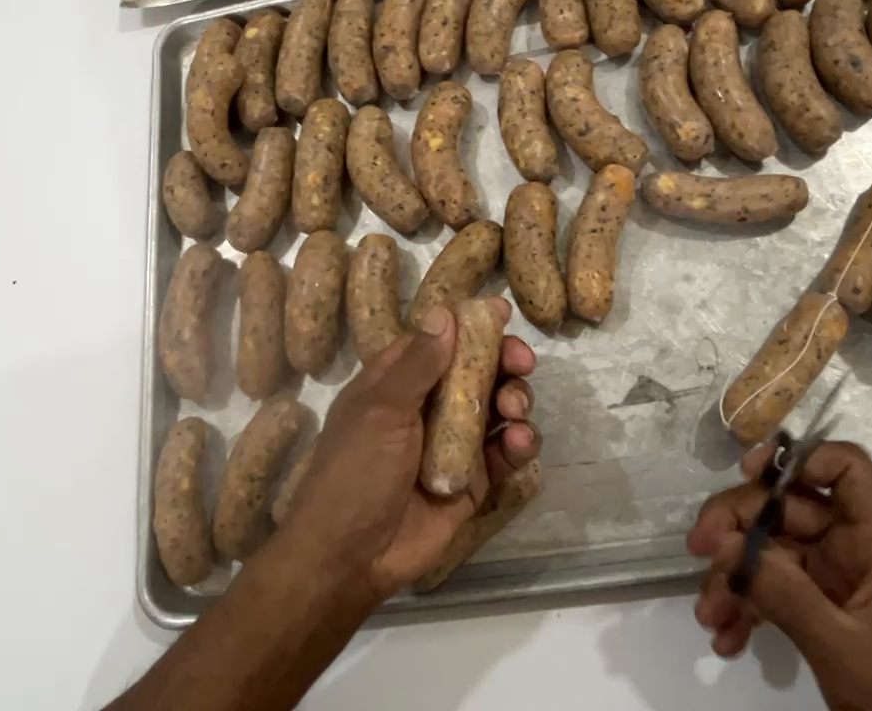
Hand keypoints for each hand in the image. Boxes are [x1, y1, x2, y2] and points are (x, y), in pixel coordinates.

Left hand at [277, 299, 539, 600]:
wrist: (349, 557)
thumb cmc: (356, 471)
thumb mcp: (381, 410)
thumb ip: (418, 364)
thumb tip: (444, 313)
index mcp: (396, 383)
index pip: (438, 342)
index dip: (469, 326)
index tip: (503, 314)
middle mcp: (426, 407)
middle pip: (475, 371)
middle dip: (503, 362)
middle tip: (522, 362)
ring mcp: (452, 444)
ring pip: (496, 409)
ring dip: (514, 399)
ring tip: (514, 409)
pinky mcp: (472, 480)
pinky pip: (503, 454)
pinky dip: (518, 444)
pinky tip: (520, 442)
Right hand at [686, 442, 871, 710]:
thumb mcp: (844, 647)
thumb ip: (783, 592)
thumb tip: (724, 545)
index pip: (847, 469)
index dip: (798, 458)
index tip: (747, 473)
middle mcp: (859, 551)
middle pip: (789, 509)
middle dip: (738, 527)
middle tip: (698, 550)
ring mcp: (840, 582)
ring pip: (773, 552)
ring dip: (734, 577)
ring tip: (709, 613)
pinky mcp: (825, 613)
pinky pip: (776, 591)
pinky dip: (748, 608)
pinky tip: (727, 636)